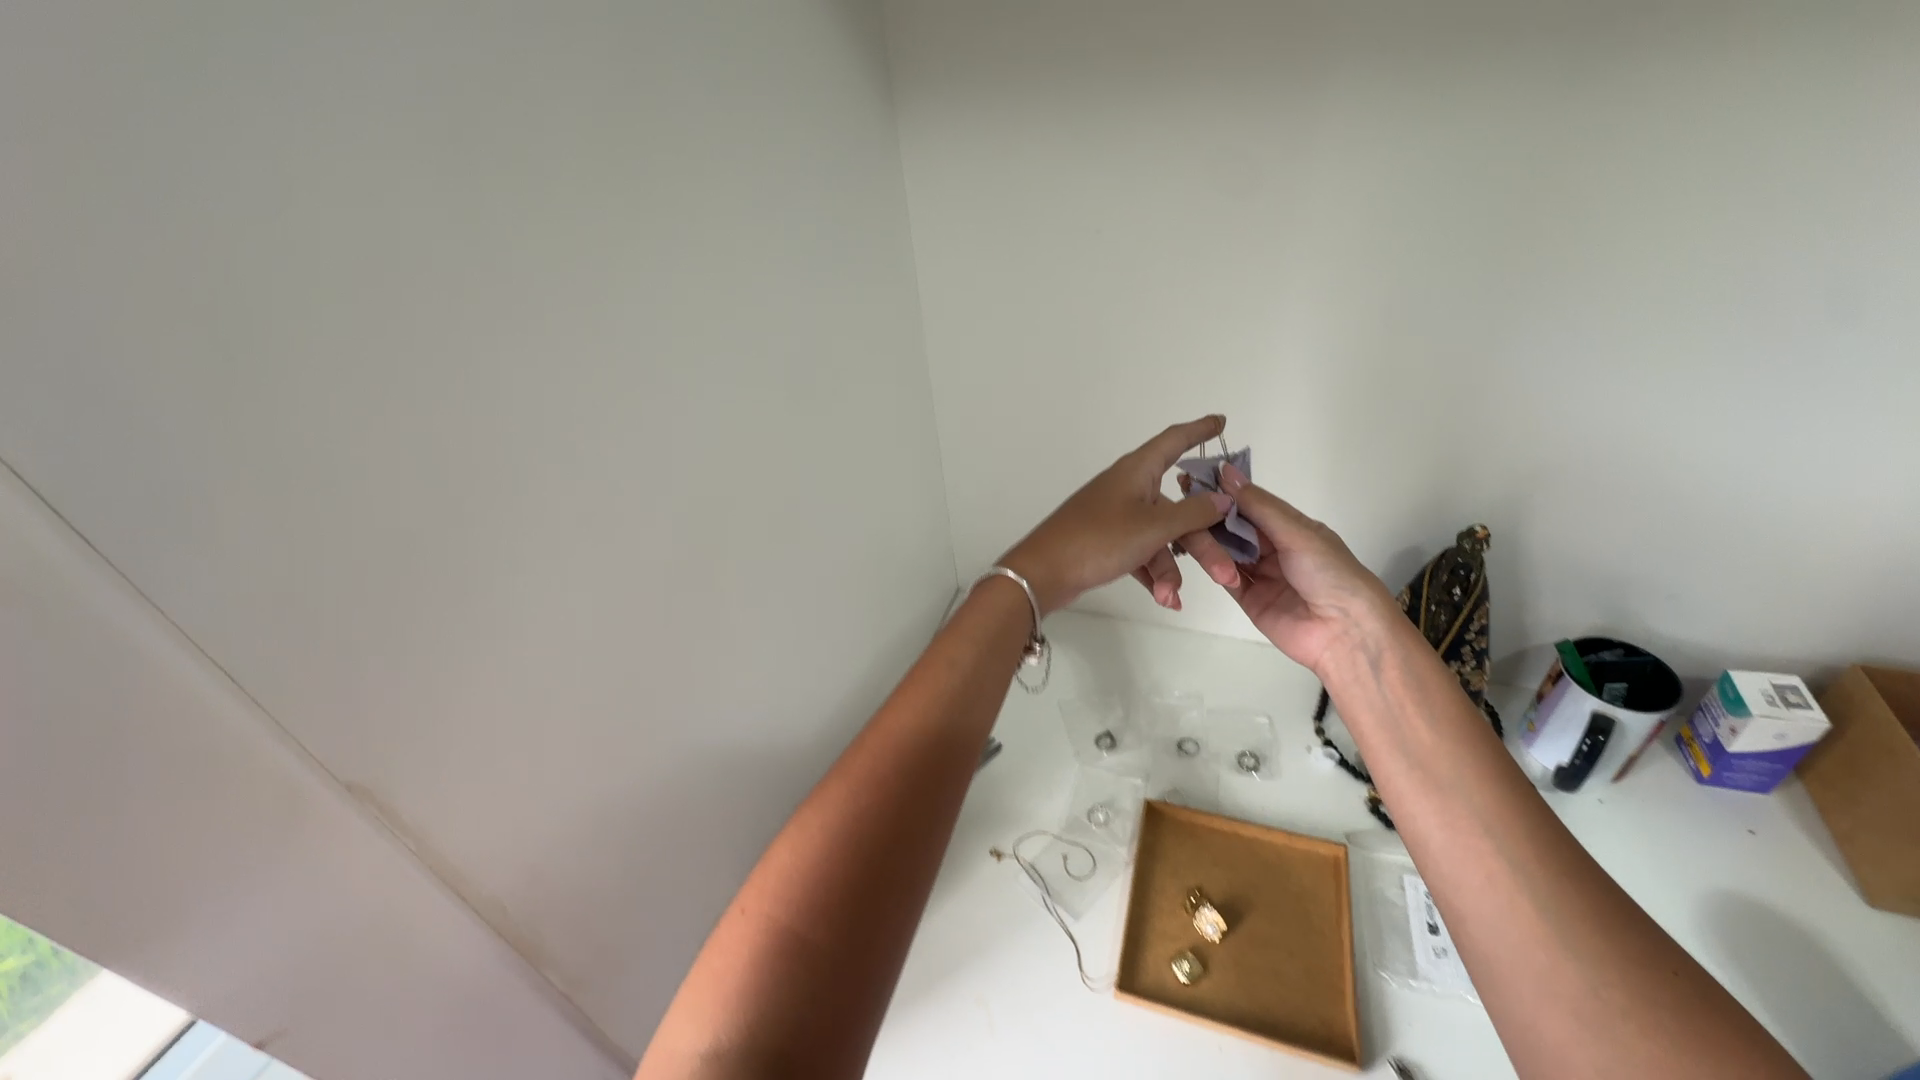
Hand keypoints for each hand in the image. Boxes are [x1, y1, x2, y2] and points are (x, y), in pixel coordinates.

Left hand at [999, 416, 1235, 614]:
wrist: (1042, 573)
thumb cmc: (1098, 539)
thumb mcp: (1152, 527)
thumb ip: (1192, 513)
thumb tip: (1222, 498)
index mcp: (1137, 471)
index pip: (1175, 441)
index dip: (1199, 430)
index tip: (1221, 422)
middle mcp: (1129, 488)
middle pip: (1179, 507)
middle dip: (1202, 542)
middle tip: (1225, 572)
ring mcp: (1117, 516)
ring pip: (1161, 536)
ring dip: (1171, 568)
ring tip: (1173, 597)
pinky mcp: (1108, 542)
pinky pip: (1142, 553)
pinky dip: (1153, 574)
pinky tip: (1164, 599)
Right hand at [1173, 463, 1398, 675]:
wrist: (1345, 632)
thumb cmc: (1330, 573)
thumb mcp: (1297, 533)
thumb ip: (1258, 506)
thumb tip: (1225, 471)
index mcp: (1290, 527)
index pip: (1250, 503)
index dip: (1224, 492)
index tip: (1195, 478)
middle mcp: (1273, 547)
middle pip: (1234, 527)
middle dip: (1211, 516)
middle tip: (1184, 505)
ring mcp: (1260, 573)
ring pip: (1225, 551)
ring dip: (1211, 542)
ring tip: (1191, 533)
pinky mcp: (1248, 598)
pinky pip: (1225, 577)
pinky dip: (1216, 569)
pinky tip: (1207, 560)